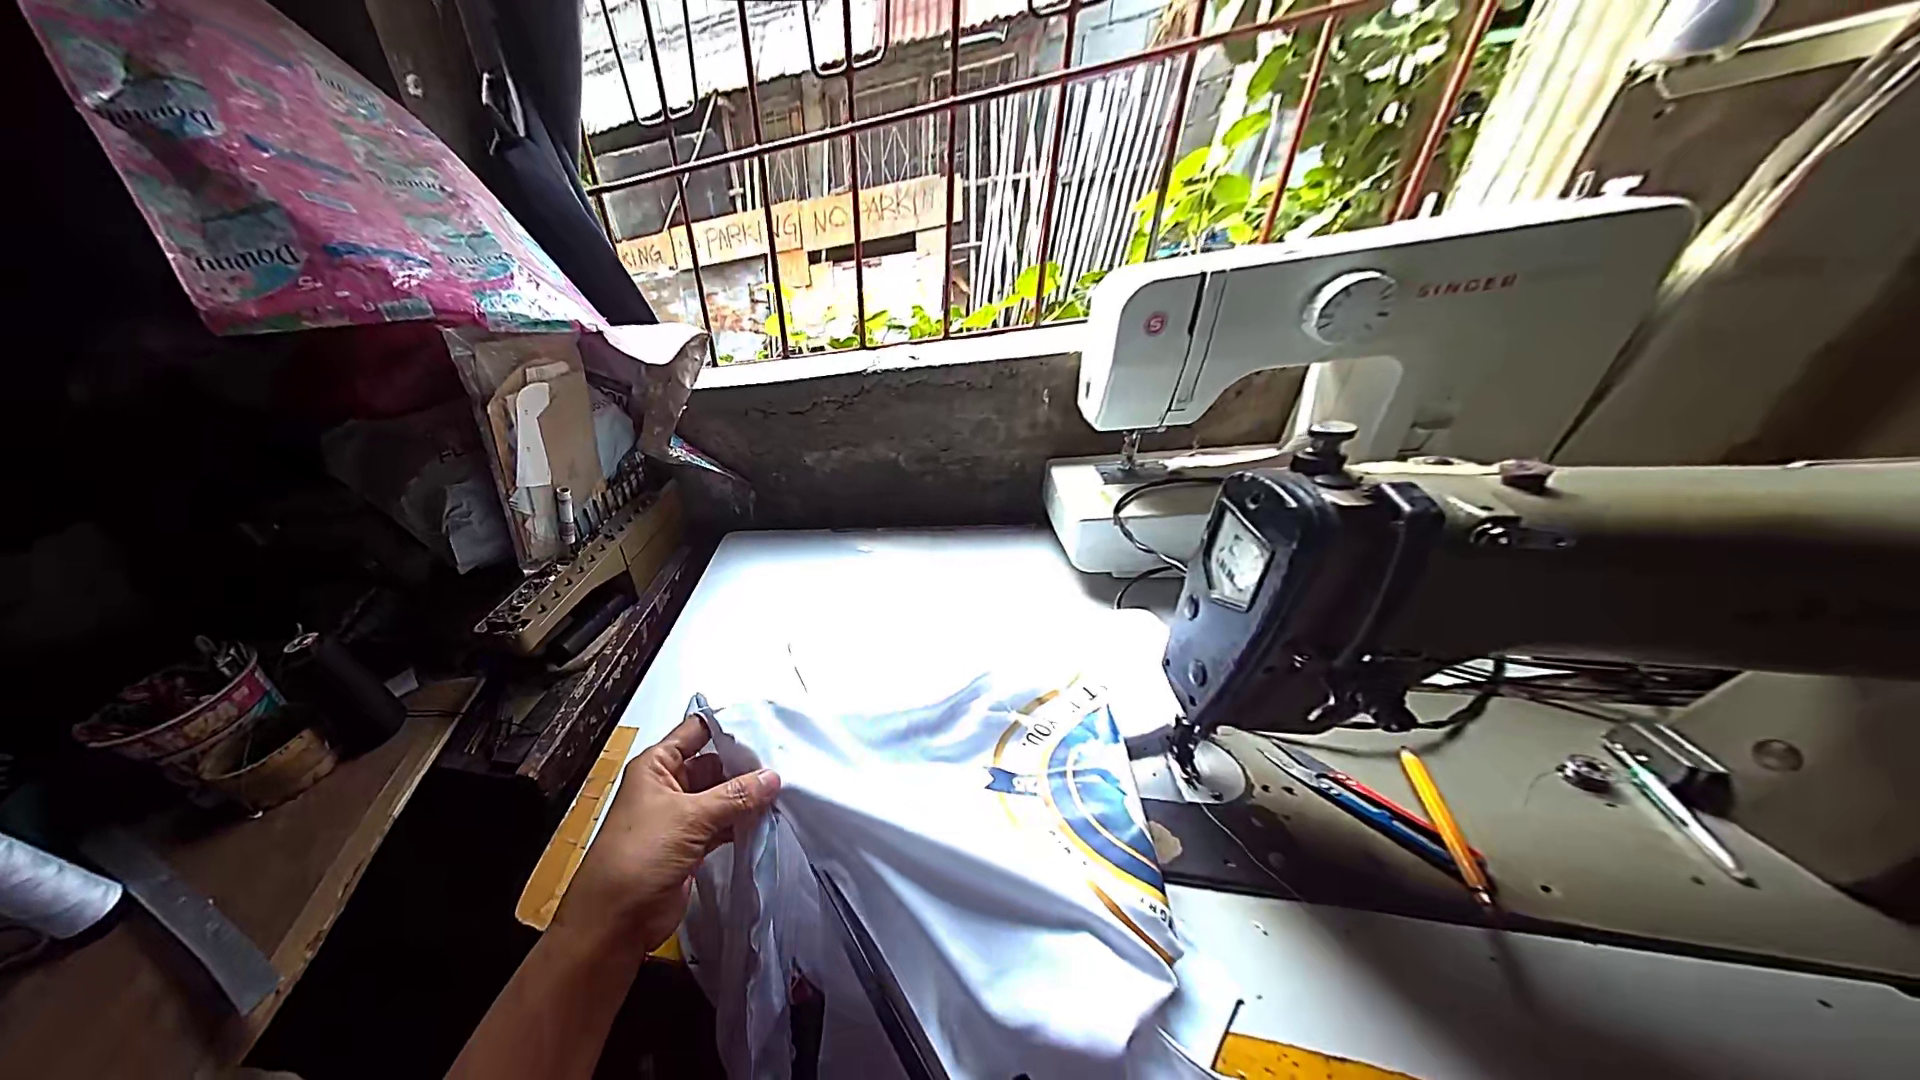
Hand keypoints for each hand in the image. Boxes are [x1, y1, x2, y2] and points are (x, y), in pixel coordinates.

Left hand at [550, 714, 779, 954]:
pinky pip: (724, 822)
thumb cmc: (639, 857)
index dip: (727, 724)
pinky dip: (743, 820)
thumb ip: (735, 795)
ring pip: (722, 794)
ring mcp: (681, 815)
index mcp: (657, 766)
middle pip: (714, 762)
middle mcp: (669, 785)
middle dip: (745, 763)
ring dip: (747, 794)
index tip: (764, 723)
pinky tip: (768, 816)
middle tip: (783, 760)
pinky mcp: (692, 843)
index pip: (696, 730)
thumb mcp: (689, 817)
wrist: (614, 924)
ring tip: (782, 787)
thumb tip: (773, 777)